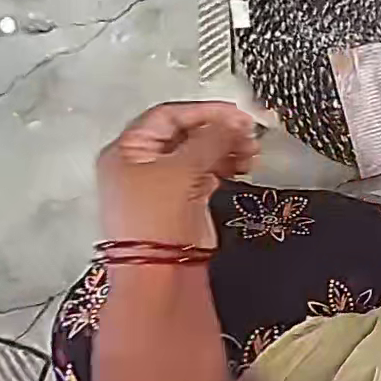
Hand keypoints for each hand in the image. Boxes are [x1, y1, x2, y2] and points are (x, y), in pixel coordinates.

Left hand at [97, 101, 259, 248]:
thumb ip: (212, 138)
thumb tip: (236, 121)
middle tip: (249, 134)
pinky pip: (207, 170)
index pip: (169, 116)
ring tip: (252, 153)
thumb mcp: (183, 168)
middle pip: (187, 133)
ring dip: (228, 148)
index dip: (205, 112)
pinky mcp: (183, 196)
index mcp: (129, 149)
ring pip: (201, 152)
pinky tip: (244, 166)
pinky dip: (226, 164)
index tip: (238, 115)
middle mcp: (143, 161)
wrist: (160, 268)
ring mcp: (164, 180)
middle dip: (221, 132)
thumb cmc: (159, 213)